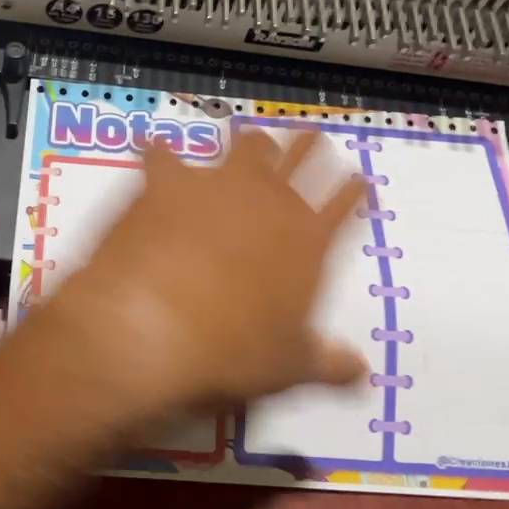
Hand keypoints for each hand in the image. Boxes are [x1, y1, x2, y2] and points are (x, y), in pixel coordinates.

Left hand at [28, 130, 369, 422]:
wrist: (150, 325)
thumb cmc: (229, 352)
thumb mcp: (286, 366)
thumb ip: (324, 361)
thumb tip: (356, 369)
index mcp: (307, 240)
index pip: (343, 205)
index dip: (353, 190)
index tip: (358, 179)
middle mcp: (267, 201)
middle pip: (297, 158)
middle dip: (305, 148)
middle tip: (310, 139)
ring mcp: (215, 184)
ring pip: (245, 146)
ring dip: (250, 142)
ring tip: (252, 139)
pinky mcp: (163, 183)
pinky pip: (164, 154)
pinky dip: (161, 153)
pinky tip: (156, 149)